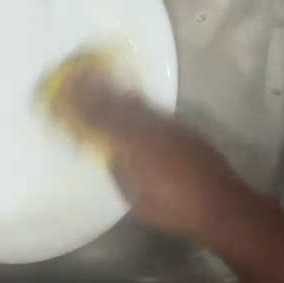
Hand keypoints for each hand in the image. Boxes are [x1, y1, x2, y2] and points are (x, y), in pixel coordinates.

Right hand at [56, 63, 258, 244]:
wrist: (221, 205)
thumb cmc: (173, 208)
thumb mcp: (134, 197)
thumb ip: (118, 171)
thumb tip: (108, 155)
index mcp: (132, 145)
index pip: (98, 120)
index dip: (78, 105)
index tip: (61, 92)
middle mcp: (149, 128)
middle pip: (116, 103)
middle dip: (94, 89)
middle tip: (75, 74)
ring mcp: (169, 126)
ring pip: (136, 102)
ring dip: (114, 90)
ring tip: (97, 76)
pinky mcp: (183, 129)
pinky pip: (151, 109)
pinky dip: (135, 101)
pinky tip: (130, 98)